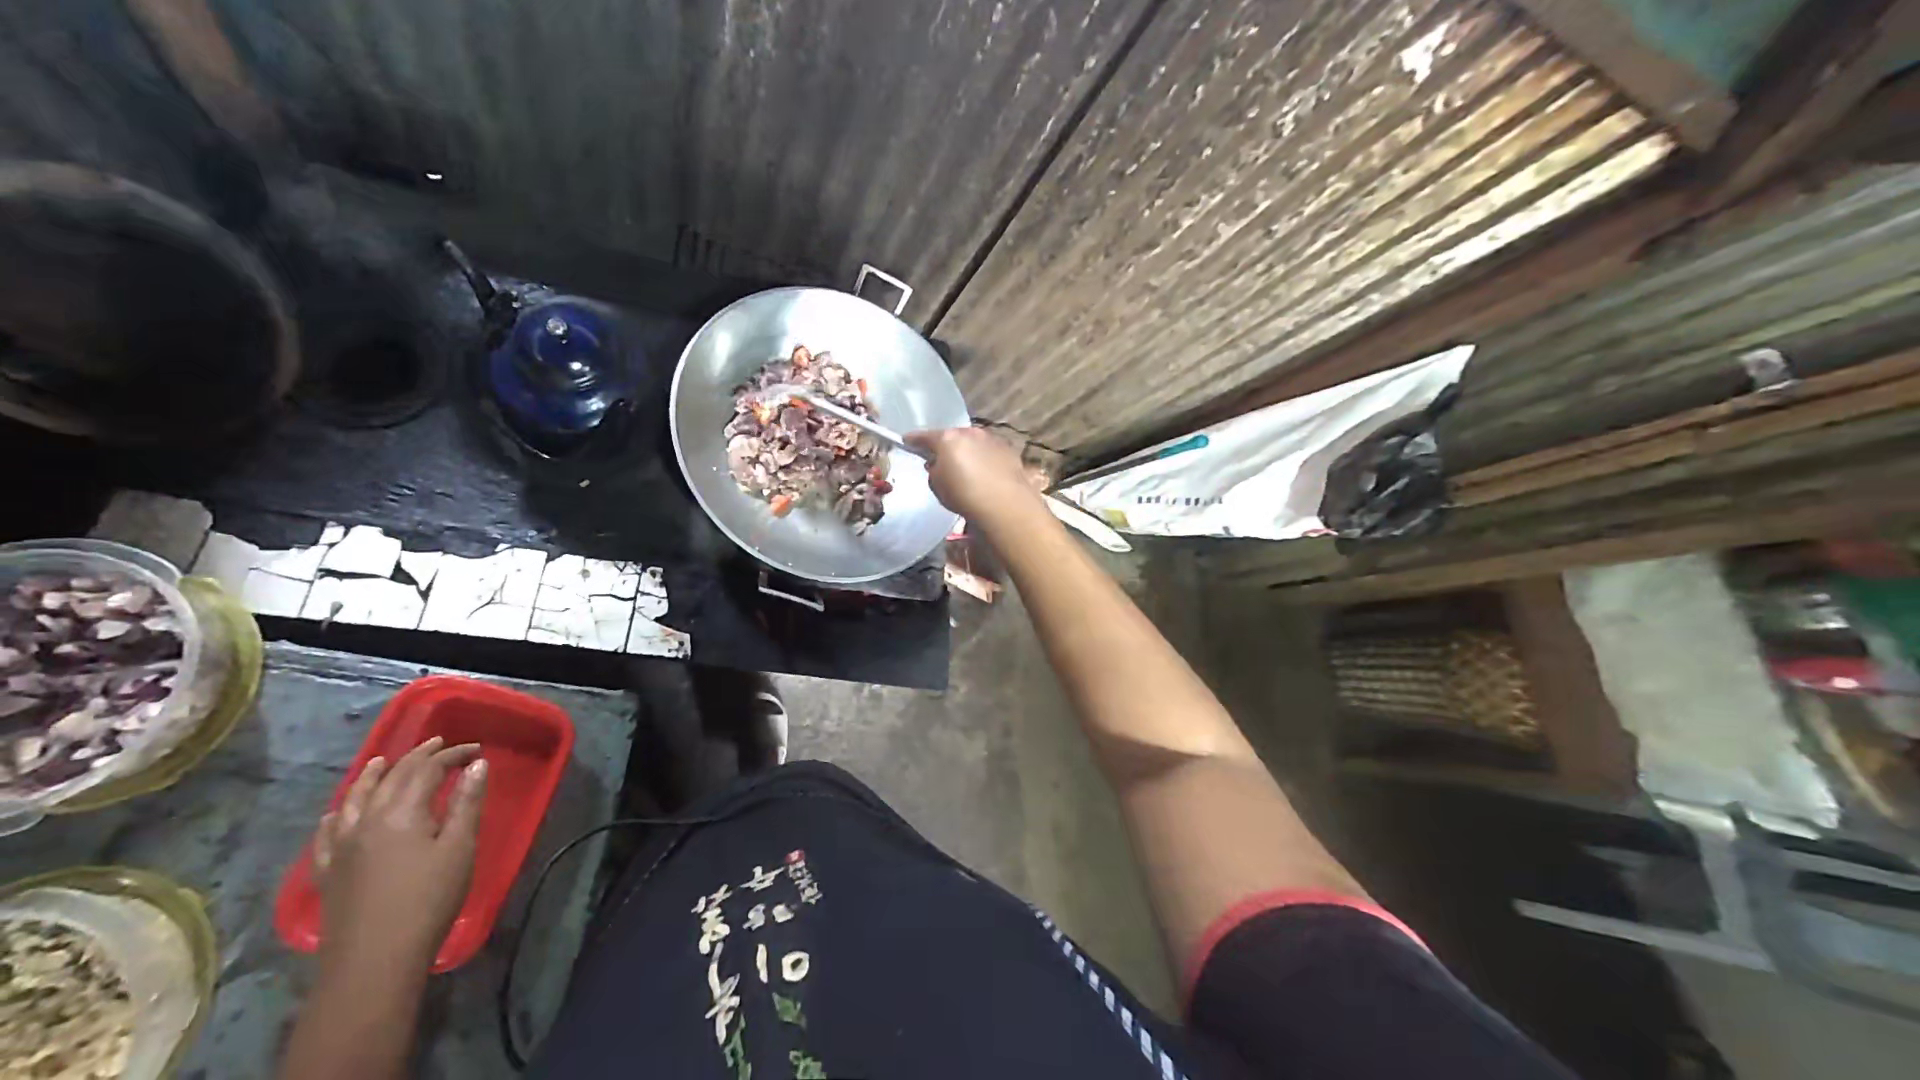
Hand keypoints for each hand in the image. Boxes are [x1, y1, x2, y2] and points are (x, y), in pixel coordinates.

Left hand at [312, 736, 487, 972]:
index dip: (453, 755)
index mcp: (401, 812)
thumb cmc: (429, 900)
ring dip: (372, 776)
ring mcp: (340, 847)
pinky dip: (337, 814)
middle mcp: (366, 821)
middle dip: (419, 757)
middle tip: (442, 744)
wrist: (374, 960)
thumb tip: (477, 765)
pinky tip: (337, 813)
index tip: (477, 750)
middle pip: (392, 778)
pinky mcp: (328, 872)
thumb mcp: (460, 848)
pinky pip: (327, 833)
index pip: (427, 769)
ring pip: (354, 799)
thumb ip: (467, 803)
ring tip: (382, 760)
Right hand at [905, 426, 1045, 527]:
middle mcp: (969, 432)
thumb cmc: (963, 495)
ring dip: (967, 451)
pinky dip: (984, 458)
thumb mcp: (937, 486)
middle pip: (951, 436)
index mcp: (947, 439)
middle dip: (945, 446)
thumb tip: (937, 465)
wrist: (1004, 504)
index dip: (914, 440)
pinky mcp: (1008, 449)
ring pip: (972, 442)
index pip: (924, 436)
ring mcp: (991, 439)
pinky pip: (989, 451)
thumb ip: (933, 470)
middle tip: (942, 460)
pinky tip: (986, 473)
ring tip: (967, 468)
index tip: (907, 441)